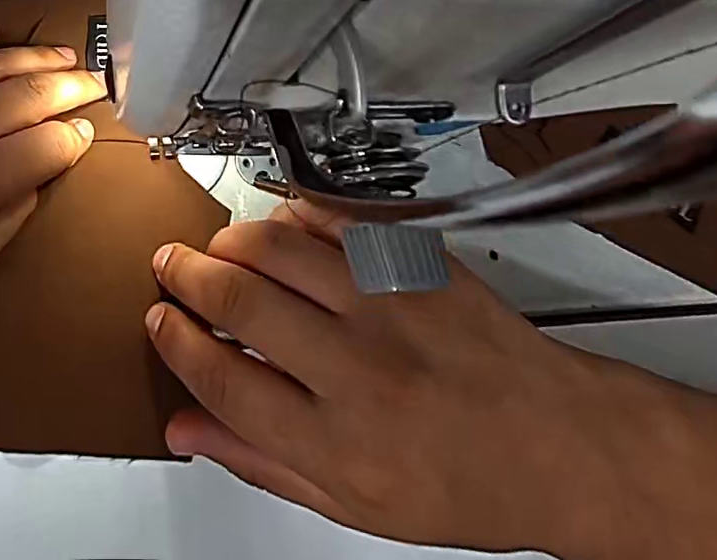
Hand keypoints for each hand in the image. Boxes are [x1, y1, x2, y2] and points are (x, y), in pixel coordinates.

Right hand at [145, 201, 691, 557]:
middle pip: (238, 301)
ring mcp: (387, 304)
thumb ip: (258, 460)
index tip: (159, 321)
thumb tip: (186, 429)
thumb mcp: (352, 504)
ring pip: (276, 248)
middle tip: (169, 265)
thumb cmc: (463, 484)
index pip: (222, 379)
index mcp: (339, 442)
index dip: (175, 342)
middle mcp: (358, 368)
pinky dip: (290, 213)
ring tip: (215, 247)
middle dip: (186, 275)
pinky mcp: (412, 263)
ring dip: (229, 240)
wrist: (557, 443)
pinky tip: (276, 226)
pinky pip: (330, 218)